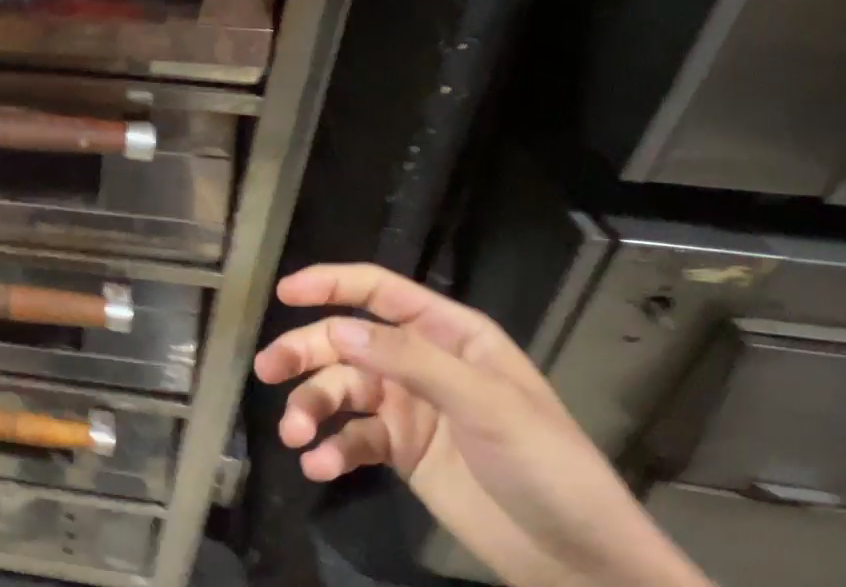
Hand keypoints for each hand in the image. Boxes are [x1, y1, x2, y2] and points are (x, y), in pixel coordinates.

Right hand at [255, 264, 710, 586]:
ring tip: (295, 434)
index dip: (330, 285)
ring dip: (311, 408)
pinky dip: (330, 450)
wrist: (579, 559)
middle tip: (267, 371)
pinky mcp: (400, 453)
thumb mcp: (486, 405)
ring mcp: (408, 409)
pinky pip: (352, 439)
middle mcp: (421, 364)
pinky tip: (319, 467)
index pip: (380, 292)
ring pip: (340, 392)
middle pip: (346, 343)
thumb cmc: (546, 465)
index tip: (284, 293)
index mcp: (449, 335)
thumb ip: (411, 361)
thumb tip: (337, 329)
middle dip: (305, 354)